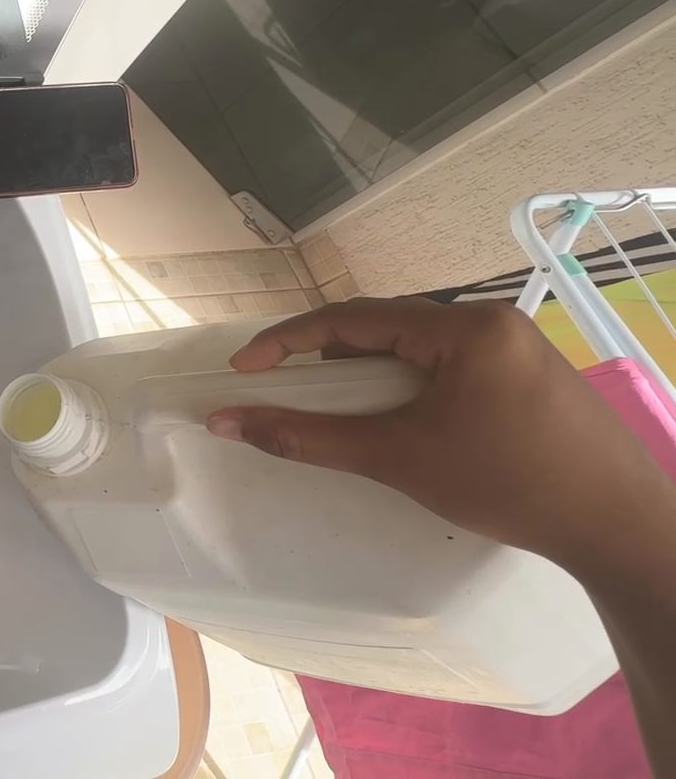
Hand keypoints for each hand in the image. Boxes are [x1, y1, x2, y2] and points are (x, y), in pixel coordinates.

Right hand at [205, 297, 674, 571]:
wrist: (633, 535)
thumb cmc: (510, 484)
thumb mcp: (393, 457)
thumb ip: (302, 435)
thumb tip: (223, 422)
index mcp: (463, 328)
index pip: (348, 319)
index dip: (284, 341)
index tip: (243, 369)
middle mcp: (489, 321)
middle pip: (377, 322)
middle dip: (322, 350)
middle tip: (282, 380)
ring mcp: (514, 344)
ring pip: (408, 338)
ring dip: (361, 363)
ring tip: (336, 398)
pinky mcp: (526, 370)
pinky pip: (439, 356)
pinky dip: (400, 375)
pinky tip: (394, 407)